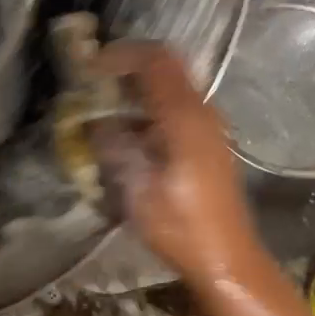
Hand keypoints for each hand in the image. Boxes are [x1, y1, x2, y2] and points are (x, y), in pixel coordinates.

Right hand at [92, 43, 264, 286]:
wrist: (226, 259)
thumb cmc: (180, 226)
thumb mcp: (136, 187)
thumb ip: (115, 146)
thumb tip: (96, 121)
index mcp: (185, 118)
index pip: (156, 61)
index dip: (120, 55)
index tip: (88, 67)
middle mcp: (202, 113)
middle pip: (166, 67)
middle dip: (127, 67)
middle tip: (92, 81)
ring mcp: (208, 127)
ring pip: (171, 87)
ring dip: (136, 88)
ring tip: (102, 105)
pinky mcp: (207, 143)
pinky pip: (174, 107)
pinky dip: (147, 107)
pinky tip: (125, 132)